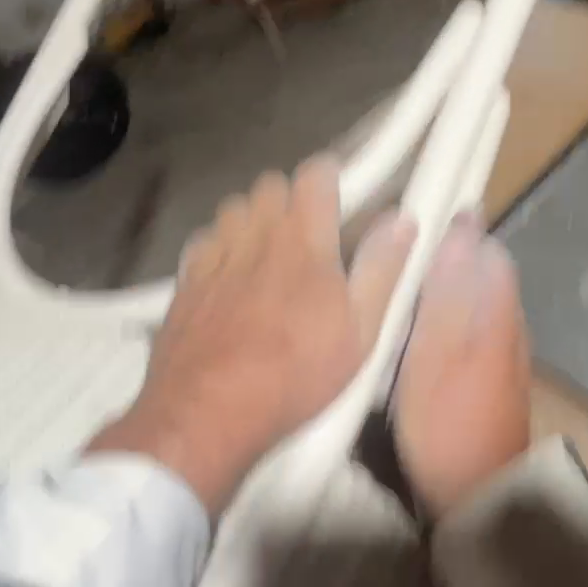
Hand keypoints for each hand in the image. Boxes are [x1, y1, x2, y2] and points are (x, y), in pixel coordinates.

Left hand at [88, 158, 413, 512]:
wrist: (206, 413)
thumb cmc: (295, 374)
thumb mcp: (360, 331)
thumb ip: (381, 268)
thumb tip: (403, 220)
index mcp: (303, 237)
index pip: (315, 173)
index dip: (328, 175)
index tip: (338, 193)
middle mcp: (257, 231)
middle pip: (271, 184)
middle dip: (290, 199)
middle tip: (306, 236)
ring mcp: (215, 252)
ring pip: (235, 208)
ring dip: (253, 220)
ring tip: (267, 256)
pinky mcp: (185, 279)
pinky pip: (205, 240)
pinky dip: (219, 248)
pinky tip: (227, 280)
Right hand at [394, 212, 532, 518]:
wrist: (478, 495)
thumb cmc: (447, 417)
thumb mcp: (435, 347)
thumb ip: (448, 283)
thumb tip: (464, 218)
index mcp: (497, 304)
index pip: (482, 241)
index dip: (450, 227)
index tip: (408, 225)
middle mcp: (508, 318)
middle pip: (477, 268)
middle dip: (441, 258)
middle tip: (392, 263)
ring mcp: (504, 349)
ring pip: (471, 298)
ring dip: (440, 290)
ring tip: (395, 296)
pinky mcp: (494, 375)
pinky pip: (467, 326)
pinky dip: (443, 320)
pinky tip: (415, 337)